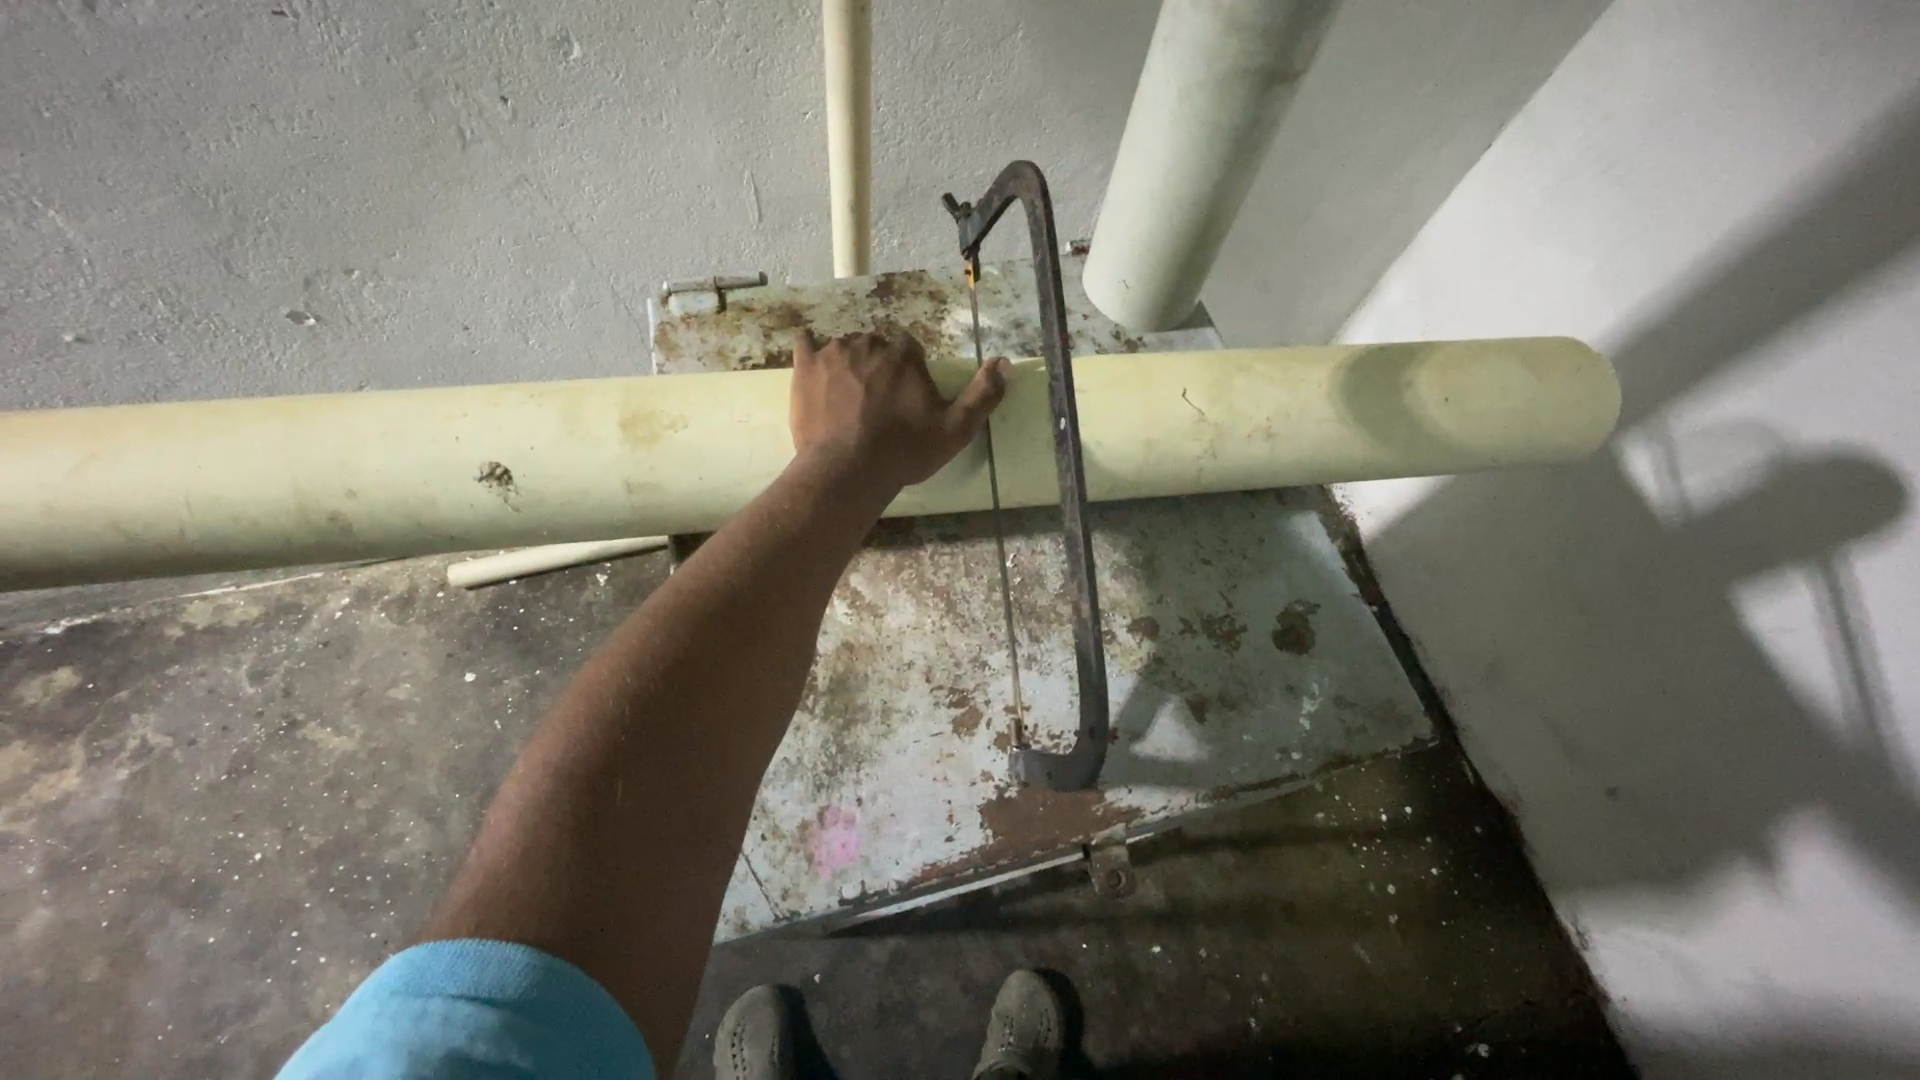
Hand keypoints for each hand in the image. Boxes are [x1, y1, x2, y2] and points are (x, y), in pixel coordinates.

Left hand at [789, 329, 1009, 490]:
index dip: (908, 371)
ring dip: (848, 365)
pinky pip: (804, 345)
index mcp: (905, 354)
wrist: (849, 470)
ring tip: (847, 398)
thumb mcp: (956, 429)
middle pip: (876, 346)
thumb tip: (1004, 363)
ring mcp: (834, 353)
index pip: (909, 348)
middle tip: (877, 402)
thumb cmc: (905, 451)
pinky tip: (812, 365)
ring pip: (845, 348)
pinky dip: (809, 351)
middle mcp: (870, 343)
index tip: (905, 397)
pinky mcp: (805, 367)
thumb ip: (982, 394)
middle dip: (878, 366)